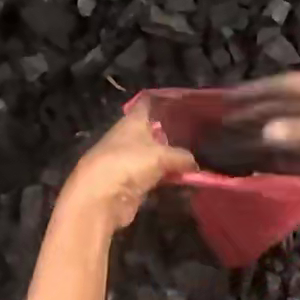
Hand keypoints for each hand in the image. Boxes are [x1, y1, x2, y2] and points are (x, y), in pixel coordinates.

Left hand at [61, 100, 197, 227]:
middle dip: (171, 136)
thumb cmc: (129, 163)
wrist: (101, 198)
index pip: (146, 104)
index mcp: (131, 122)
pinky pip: (153, 178)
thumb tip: (193, 162)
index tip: (182, 103)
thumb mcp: (162, 155)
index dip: (161, 102)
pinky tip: (183, 182)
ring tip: (196, 161)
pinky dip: (165, 180)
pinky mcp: (129, 184)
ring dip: (169, 161)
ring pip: (153, 157)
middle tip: (198, 138)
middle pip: (152, 132)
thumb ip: (181, 156)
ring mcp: (127, 162)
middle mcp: (128, 138)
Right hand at [223, 72, 299, 190]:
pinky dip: (292, 144)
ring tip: (245, 134)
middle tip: (230, 118)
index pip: (290, 85)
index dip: (259, 91)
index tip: (230, 99)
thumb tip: (266, 132)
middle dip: (261, 109)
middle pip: (292, 102)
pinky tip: (276, 151)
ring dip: (274, 127)